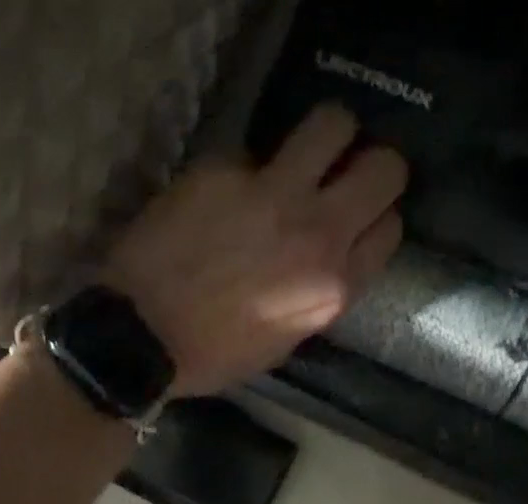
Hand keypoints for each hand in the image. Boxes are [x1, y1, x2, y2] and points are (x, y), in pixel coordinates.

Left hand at [101, 104, 406, 397]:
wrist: (137, 335)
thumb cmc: (211, 355)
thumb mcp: (285, 342)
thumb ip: (320, 295)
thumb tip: (330, 261)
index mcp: (334, 287)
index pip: (390, 229)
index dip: (376, 219)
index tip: (358, 220)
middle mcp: (317, 232)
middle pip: (385, 167)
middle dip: (372, 165)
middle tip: (344, 173)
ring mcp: (272, 192)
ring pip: (333, 124)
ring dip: (327, 135)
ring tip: (306, 152)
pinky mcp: (224, 168)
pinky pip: (254, 149)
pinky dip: (246, 167)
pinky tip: (222, 193)